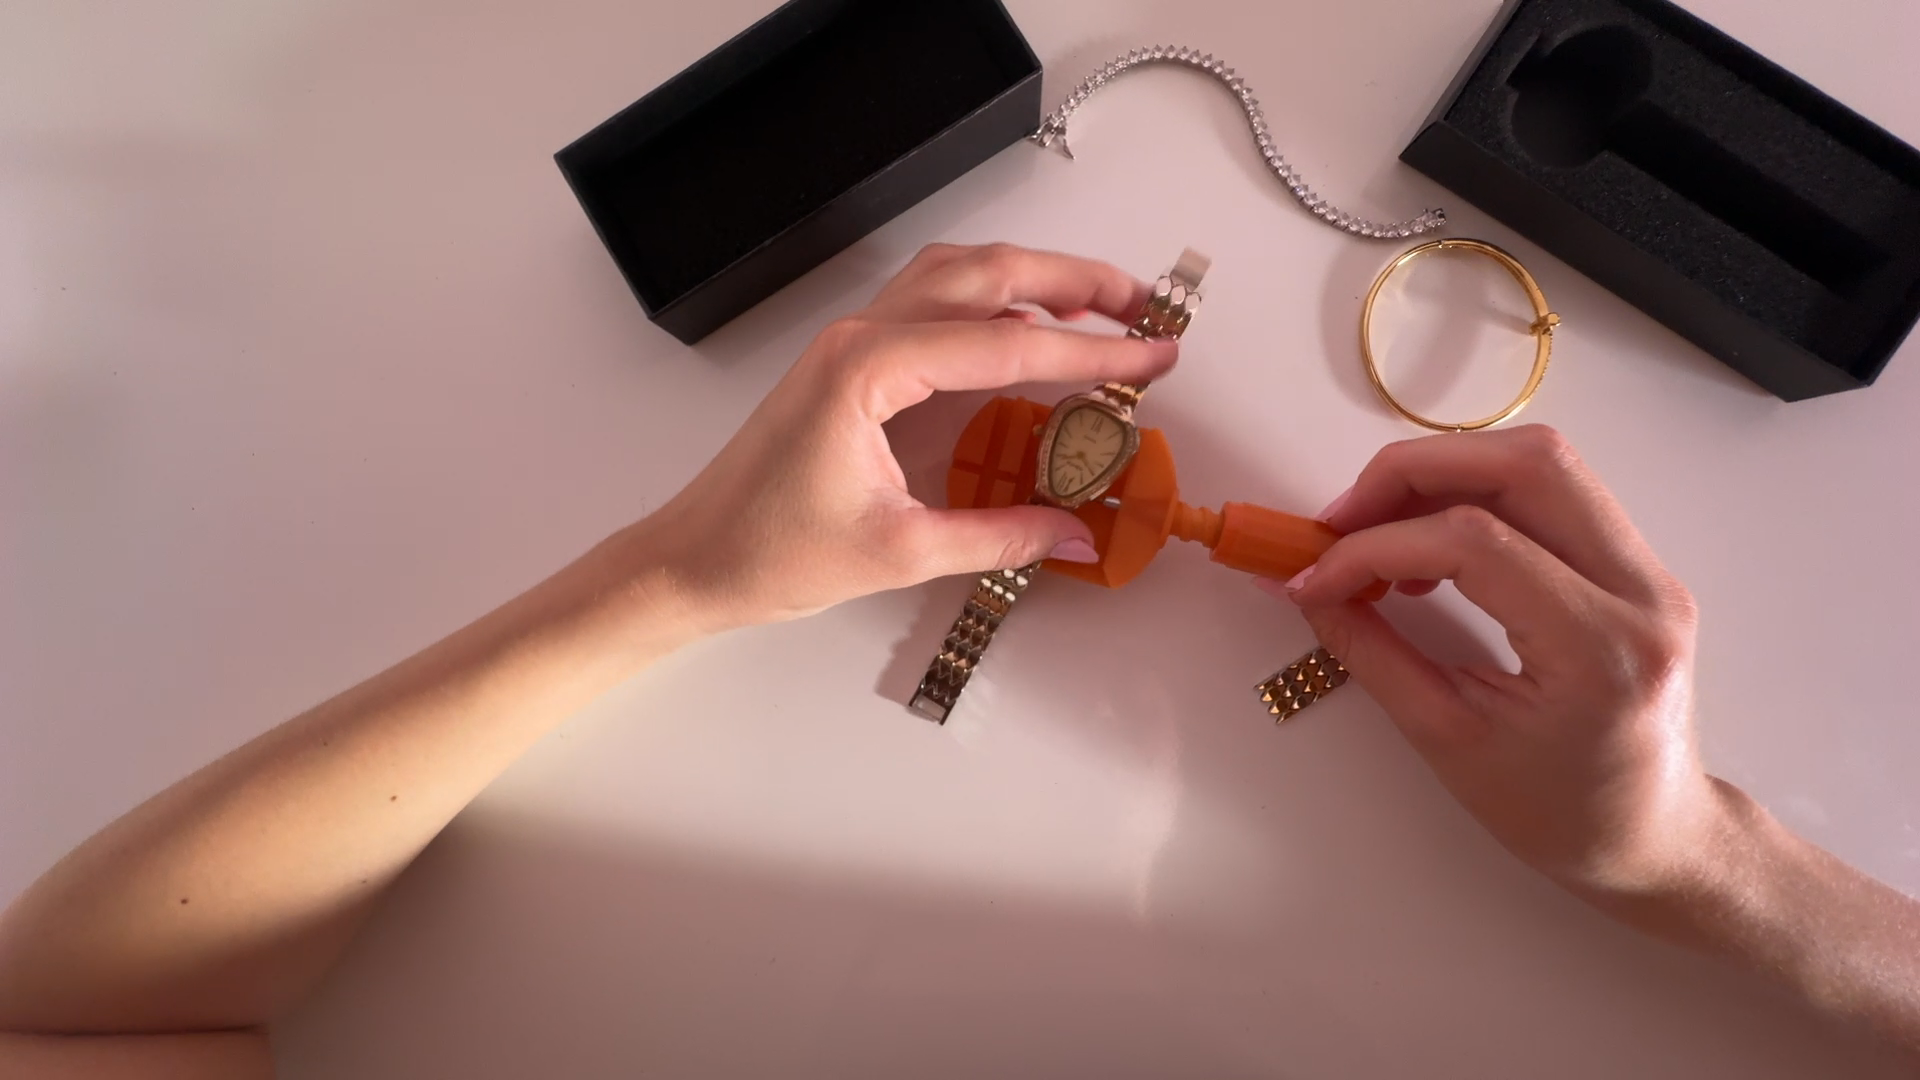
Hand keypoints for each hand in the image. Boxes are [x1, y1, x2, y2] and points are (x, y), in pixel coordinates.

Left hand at [632, 243, 1174, 630]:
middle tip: (1142, 304)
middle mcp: (862, 336)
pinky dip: (989, 305)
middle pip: (986, 276)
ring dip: (1031, 279)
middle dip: (1074, 282)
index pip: (1008, 345)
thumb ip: (999, 538)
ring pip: (957, 277)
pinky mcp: (853, 363)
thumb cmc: (773, 552)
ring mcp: (853, 342)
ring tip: (1097, 302)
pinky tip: (1022, 328)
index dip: (1092, 352)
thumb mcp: (901, 553)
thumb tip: (1077, 536)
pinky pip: (931, 307)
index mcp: (870, 369)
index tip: (1151, 358)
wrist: (696, 557)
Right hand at [1271, 426, 1715, 898]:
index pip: (1474, 544)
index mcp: (1598, 645)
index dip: (1372, 548)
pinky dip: (1461, 497)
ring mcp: (1645, 567)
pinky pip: (1539, 492)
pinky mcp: (1627, 563)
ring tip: (1372, 531)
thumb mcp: (1439, 734)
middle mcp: (1640, 587)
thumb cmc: (1549, 806)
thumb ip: (1365, 648)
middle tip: (1339, 519)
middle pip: (1526, 463)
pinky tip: (1419, 551)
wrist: (1656, 836)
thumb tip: (1298, 587)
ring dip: (1435, 476)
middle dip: (1410, 471)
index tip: (1308, 578)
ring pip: (1535, 461)